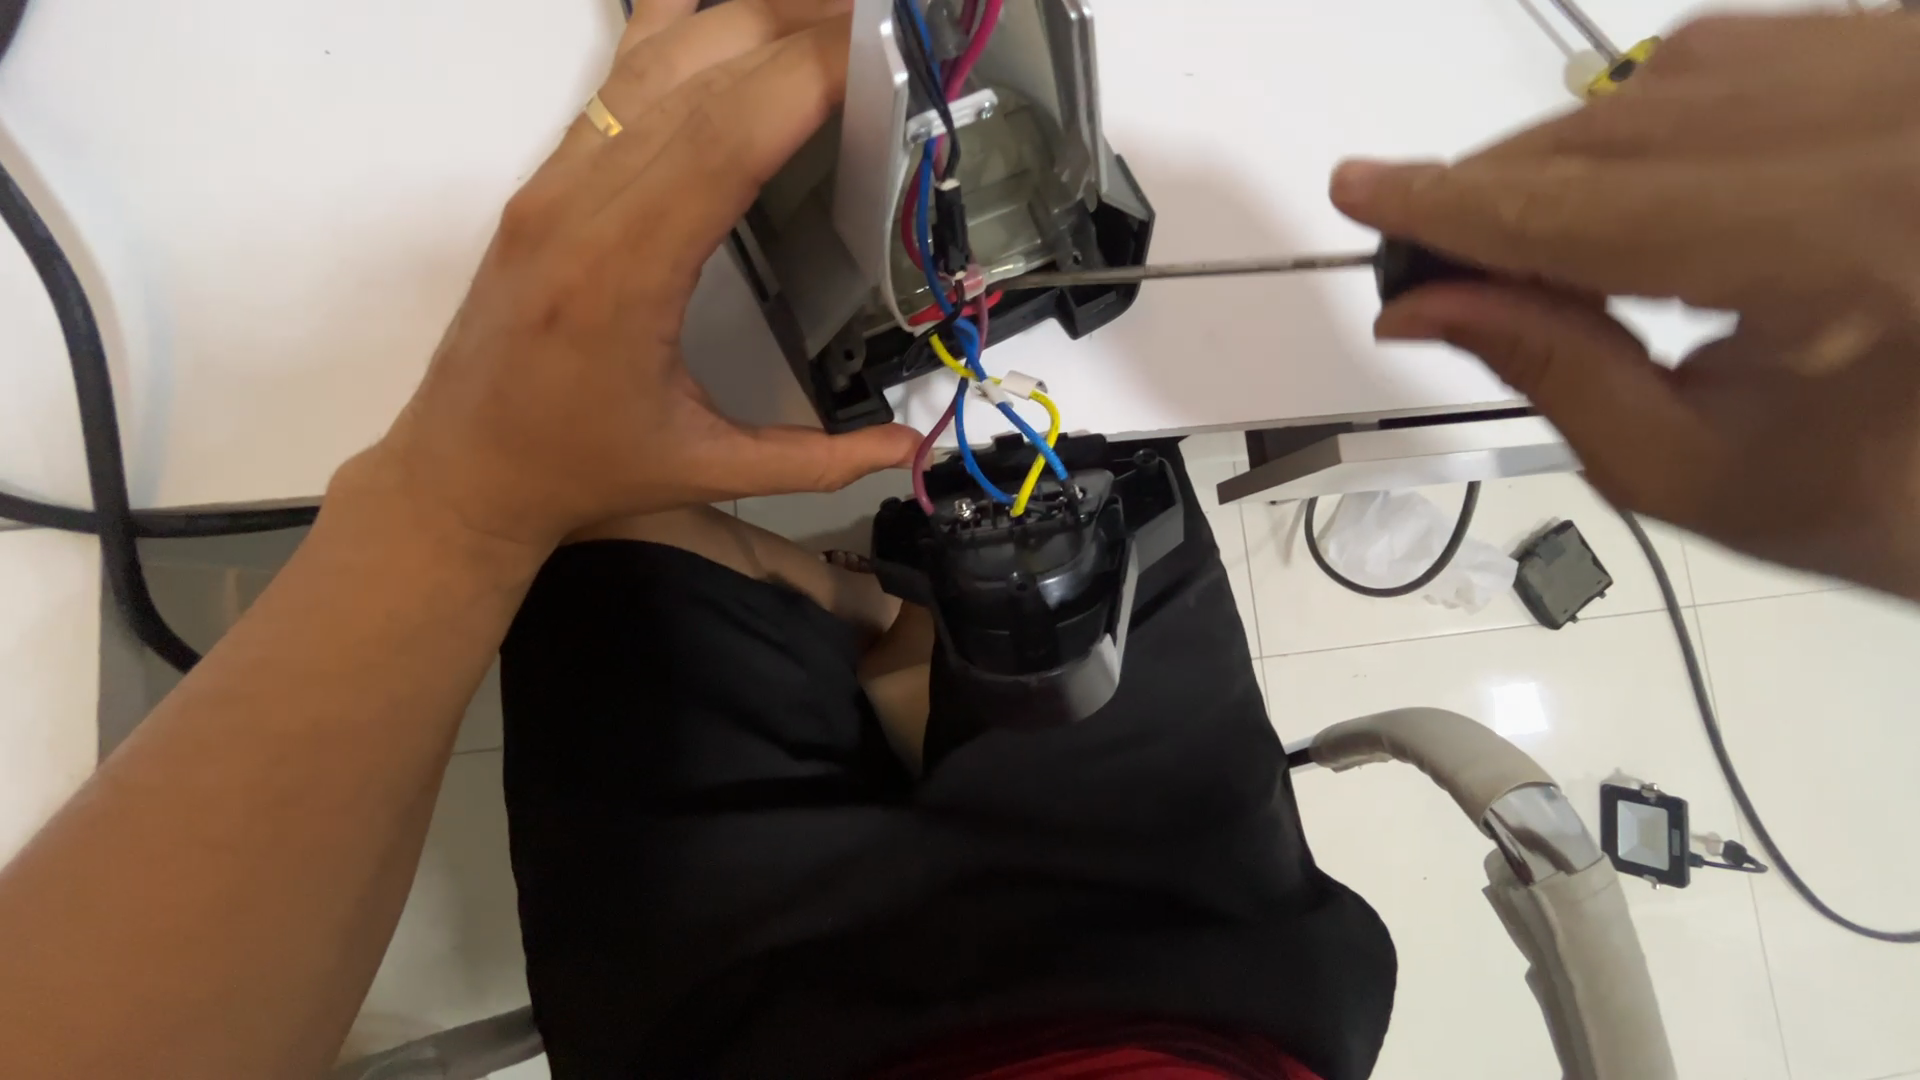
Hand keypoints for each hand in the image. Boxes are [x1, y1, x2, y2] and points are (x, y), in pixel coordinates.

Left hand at [360, 0, 919, 554]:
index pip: (730, 136)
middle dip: (801, 26)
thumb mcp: (712, 471)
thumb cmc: (585, 470)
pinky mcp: (550, 175)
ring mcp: (556, 177)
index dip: (812, 75)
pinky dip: (689, 29)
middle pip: (700, 67)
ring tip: (830, 17)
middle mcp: (581, 200)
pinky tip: (735, 22)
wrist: (465, 467)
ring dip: (751, 15)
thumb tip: (912, 448)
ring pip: (656, 49)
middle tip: (885, 24)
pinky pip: (621, 73)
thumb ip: (823, 461)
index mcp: (625, 273)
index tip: (889, 49)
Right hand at [1329, 12, 1919, 597]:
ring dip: (1564, 150)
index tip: (1356, 187)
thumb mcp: (1681, 464)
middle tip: (1421, 249)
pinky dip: (1654, 114)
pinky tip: (1620, 185)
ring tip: (1512, 231)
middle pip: (1627, 124)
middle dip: (1495, 184)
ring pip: (1688, 69)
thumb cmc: (1893, 505)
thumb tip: (1417, 307)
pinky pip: (1766, 51)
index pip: (1586, 209)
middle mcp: (1910, 123)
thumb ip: (1543, 367)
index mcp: (1851, 246)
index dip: (1454, 204)